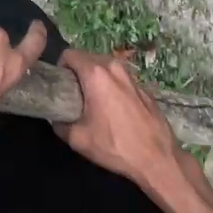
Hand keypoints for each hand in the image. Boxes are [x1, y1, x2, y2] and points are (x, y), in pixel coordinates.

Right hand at [54, 49, 182, 187]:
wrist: (157, 157)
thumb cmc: (115, 146)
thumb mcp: (79, 139)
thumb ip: (60, 124)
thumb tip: (55, 118)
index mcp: (95, 73)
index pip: (69, 54)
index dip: (60, 68)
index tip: (61, 86)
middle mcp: (113, 66)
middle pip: (86, 58)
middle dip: (77, 73)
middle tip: (74, 97)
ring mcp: (130, 74)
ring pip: (104, 66)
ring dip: (95, 78)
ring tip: (93, 103)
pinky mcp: (141, 85)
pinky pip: (118, 77)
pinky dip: (111, 85)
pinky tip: (114, 109)